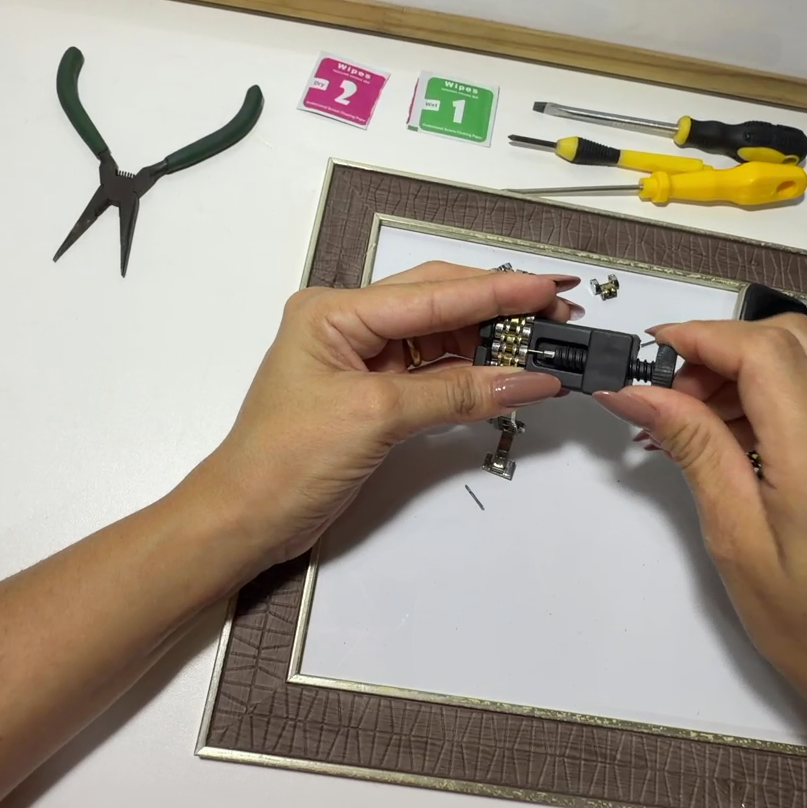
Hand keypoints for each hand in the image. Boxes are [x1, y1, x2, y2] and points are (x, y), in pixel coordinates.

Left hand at [195, 262, 574, 568]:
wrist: (248, 518)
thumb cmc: (287, 461)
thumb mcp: (376, 417)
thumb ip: (455, 394)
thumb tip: (528, 380)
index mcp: (335, 311)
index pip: (431, 294)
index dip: (496, 292)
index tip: (548, 289)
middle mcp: (349, 323)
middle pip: (439, 303)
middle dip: (499, 308)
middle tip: (558, 312)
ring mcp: (363, 357)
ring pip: (441, 336)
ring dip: (490, 341)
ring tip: (543, 342)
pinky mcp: (375, 389)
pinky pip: (433, 371)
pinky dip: (470, 374)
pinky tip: (505, 372)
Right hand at [592, 316, 806, 731]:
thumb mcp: (735, 542)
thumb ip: (694, 449)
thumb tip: (636, 392)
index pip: (768, 356)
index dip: (703, 337)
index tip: (652, 352)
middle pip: (794, 339)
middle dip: (720, 347)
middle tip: (671, 391)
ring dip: (744, 368)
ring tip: (695, 417)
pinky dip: (773, 392)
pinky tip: (736, 431)